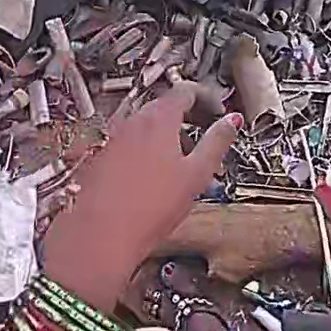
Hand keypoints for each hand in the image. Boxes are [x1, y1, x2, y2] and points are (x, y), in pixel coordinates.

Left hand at [40, 83, 240, 309]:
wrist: (99, 239)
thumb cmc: (148, 209)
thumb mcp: (197, 173)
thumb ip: (217, 141)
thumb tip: (232, 120)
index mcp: (158, 119)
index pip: (187, 91)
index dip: (208, 99)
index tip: (219, 113)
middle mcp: (131, 122)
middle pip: (165, 106)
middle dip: (189, 117)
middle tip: (206, 136)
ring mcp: (112, 139)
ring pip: (147, 126)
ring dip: (168, 135)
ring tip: (183, 163)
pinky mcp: (98, 159)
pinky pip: (129, 144)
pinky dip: (147, 150)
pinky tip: (156, 178)